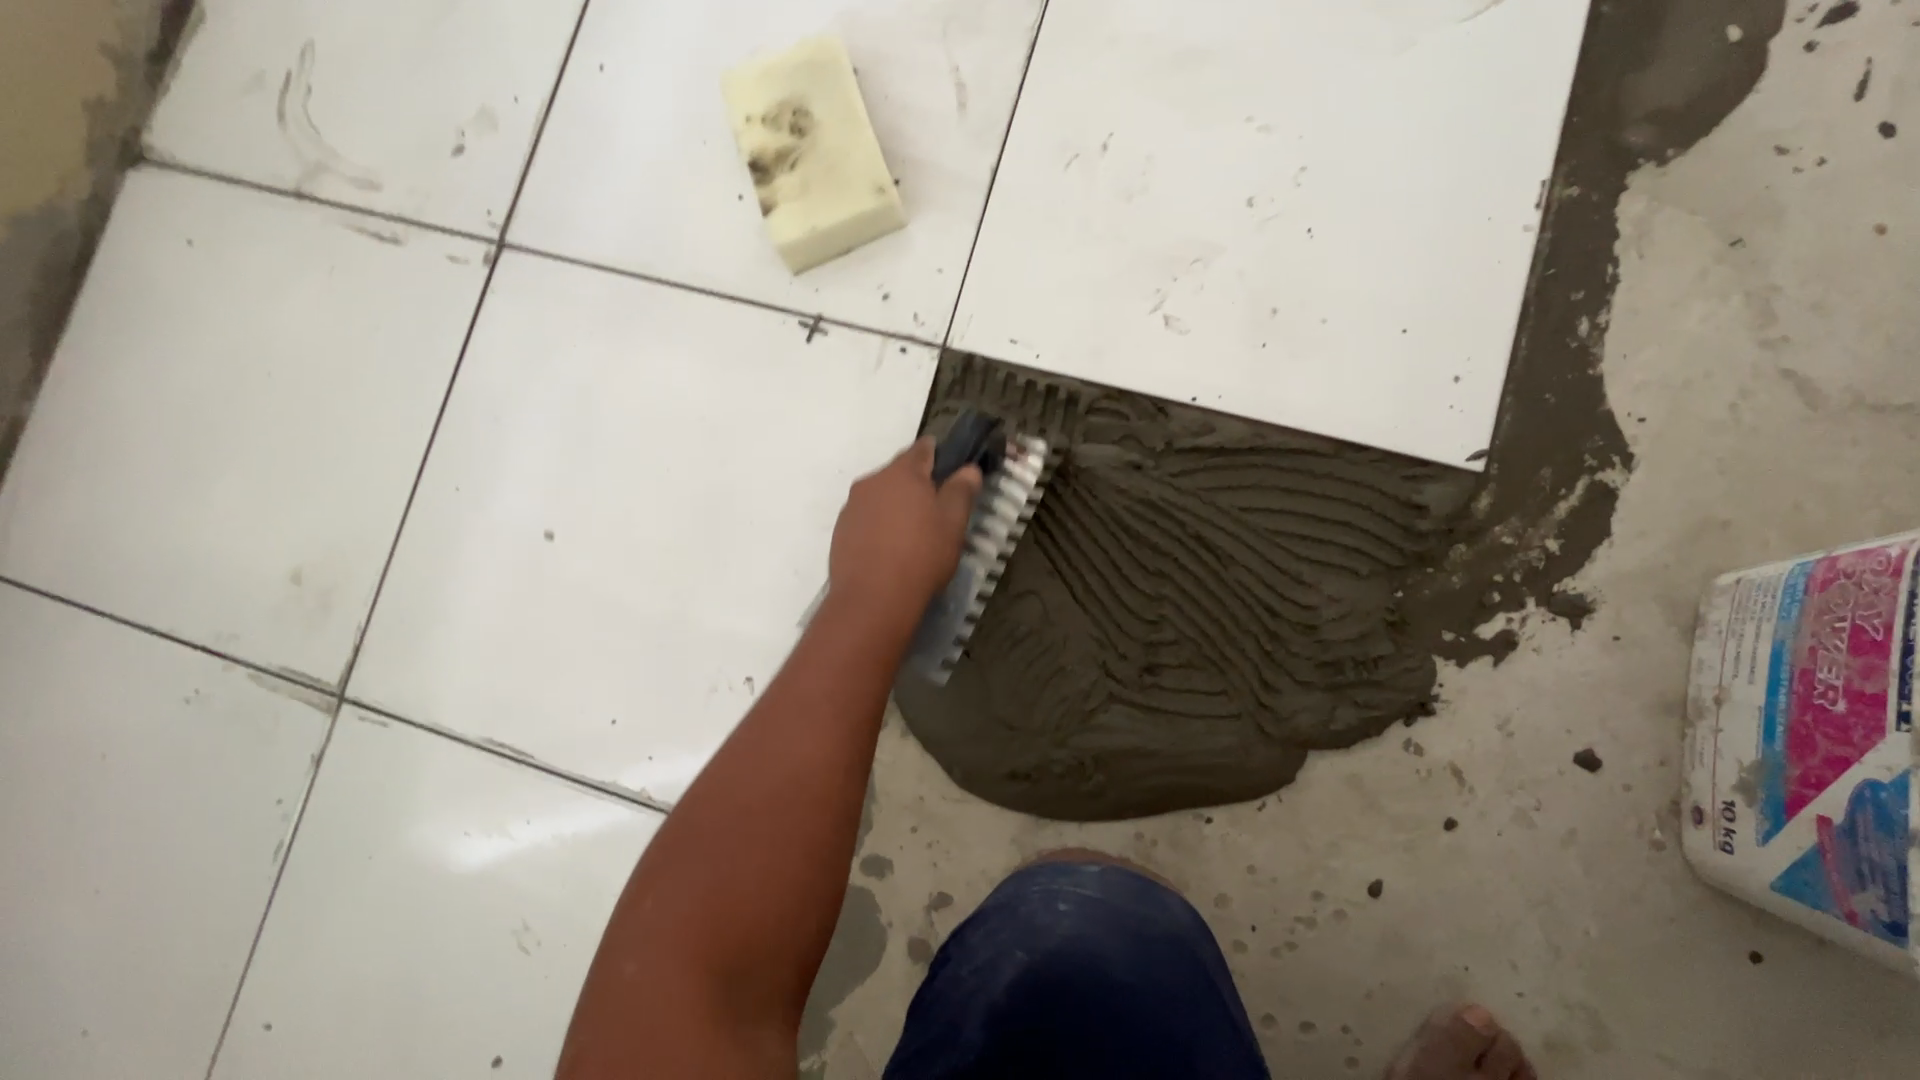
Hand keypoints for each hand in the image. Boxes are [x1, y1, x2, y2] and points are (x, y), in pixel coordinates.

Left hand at [826, 438, 981, 624]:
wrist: (872, 600)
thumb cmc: (921, 555)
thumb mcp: (954, 523)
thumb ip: (962, 490)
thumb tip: (968, 468)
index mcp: (902, 472)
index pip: (923, 448)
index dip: (940, 456)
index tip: (953, 474)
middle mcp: (871, 481)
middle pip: (899, 474)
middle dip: (917, 487)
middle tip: (937, 514)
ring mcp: (851, 507)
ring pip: (880, 498)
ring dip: (896, 508)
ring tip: (913, 537)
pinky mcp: (840, 532)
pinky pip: (866, 520)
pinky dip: (879, 528)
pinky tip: (890, 552)